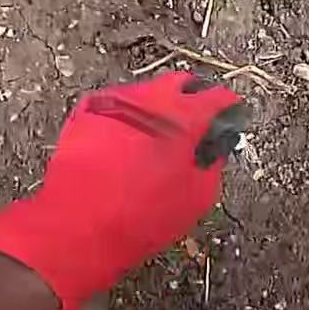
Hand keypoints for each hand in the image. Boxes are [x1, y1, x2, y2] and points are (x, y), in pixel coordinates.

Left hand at [0, 73, 245, 309]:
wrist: (78, 226)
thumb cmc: (142, 217)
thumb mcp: (196, 197)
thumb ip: (211, 164)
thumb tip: (213, 150)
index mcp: (184, 118)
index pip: (217, 98)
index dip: (228, 107)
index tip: (231, 115)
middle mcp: (151, 99)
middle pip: (181, 83)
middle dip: (194, 97)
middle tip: (196, 121)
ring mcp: (116, 102)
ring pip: (147, 92)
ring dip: (159, 106)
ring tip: (160, 134)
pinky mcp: (87, 112)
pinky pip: (117, 105)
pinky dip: (130, 116)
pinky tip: (128, 140)